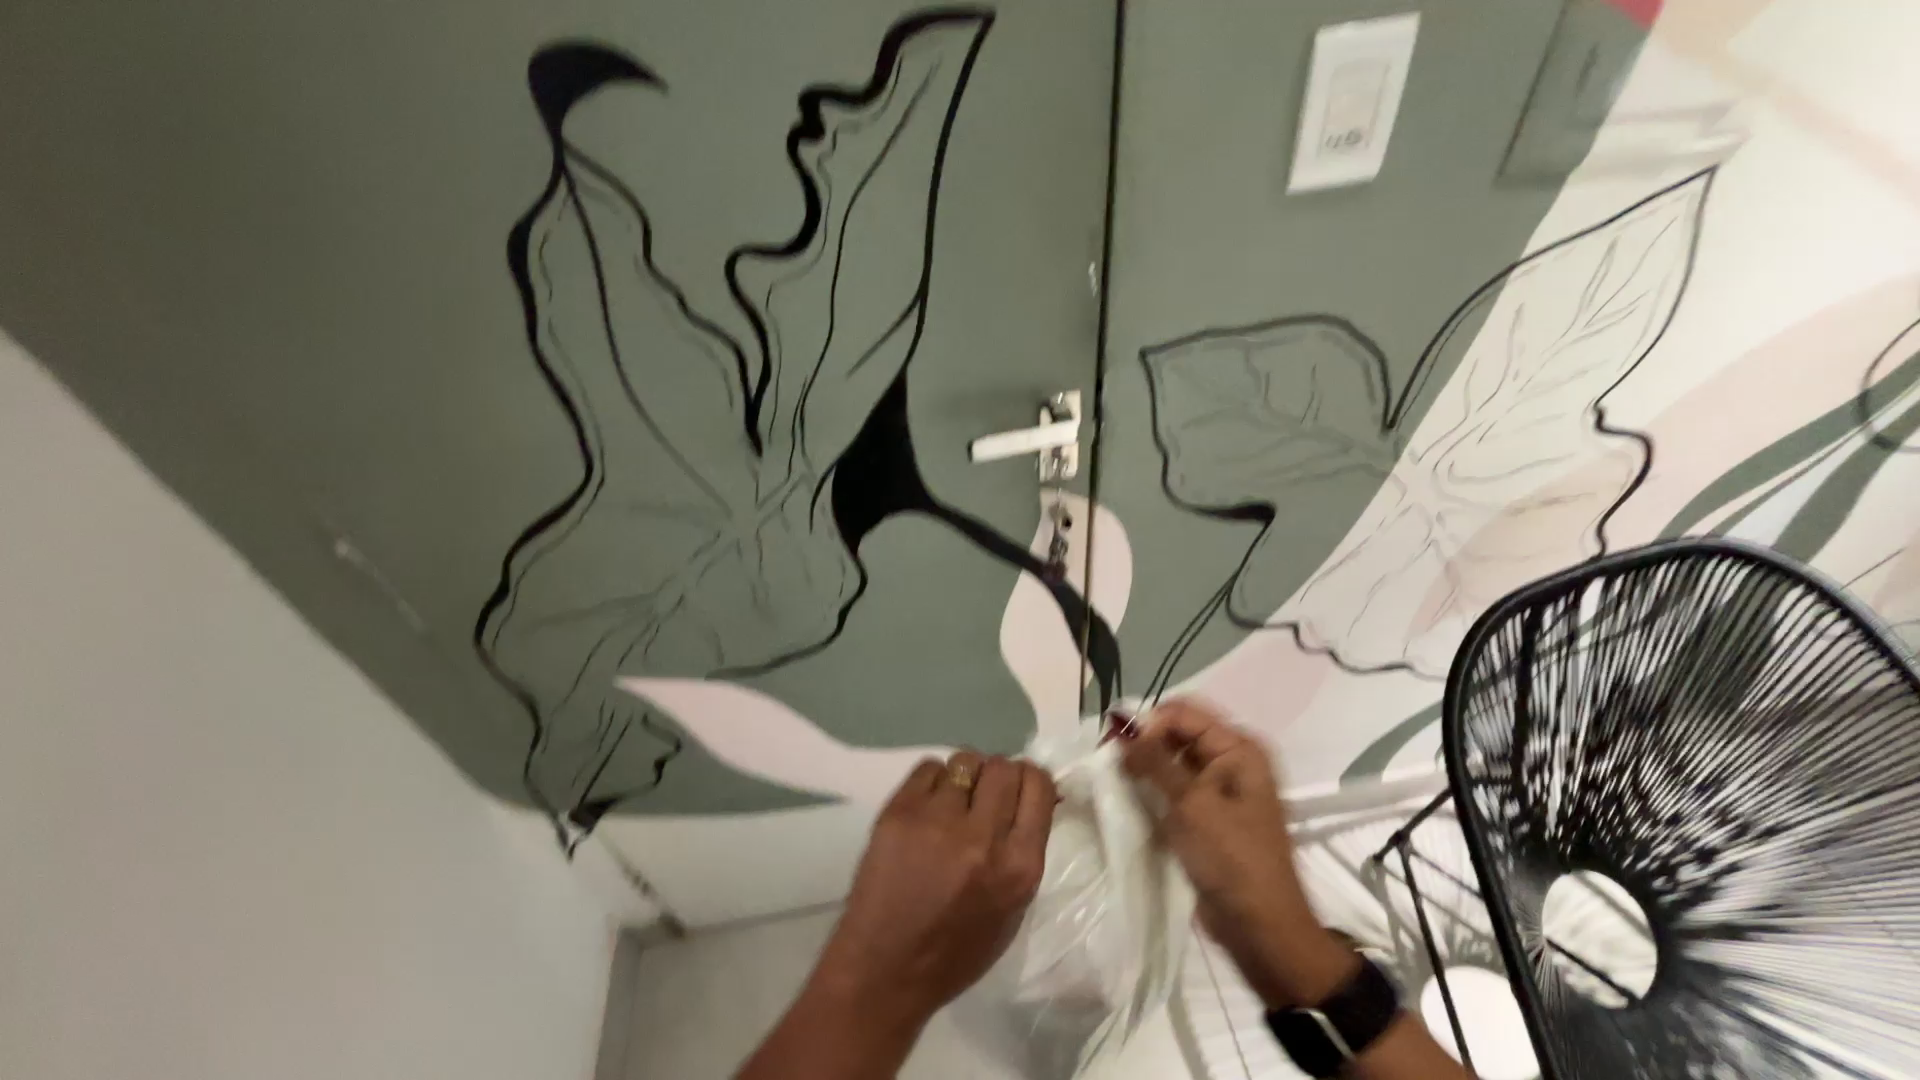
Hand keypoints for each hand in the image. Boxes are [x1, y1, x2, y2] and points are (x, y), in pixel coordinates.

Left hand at [811, 751, 1057, 1029]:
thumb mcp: (1012, 908)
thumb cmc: (956, 950)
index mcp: (1019, 866)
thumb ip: (1024, 850)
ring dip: (965, 775)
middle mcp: (982, 837)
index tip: (1020, 788)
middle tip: (984, 795)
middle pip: (1003, 767)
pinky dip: (933, 780)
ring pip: (965, 761)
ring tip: (953, 800)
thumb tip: (1029, 800)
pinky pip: (928, 767)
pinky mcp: (899, 812)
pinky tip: (926, 806)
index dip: (1030, 779)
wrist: (886, 969)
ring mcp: (937, 821)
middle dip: (999, 774)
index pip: (1038, 786)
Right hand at [1122, 699, 1356, 1008]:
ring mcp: (1217, 790)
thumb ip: (1155, 762)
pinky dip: (1150, 789)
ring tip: (1114, 780)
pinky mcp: (1204, 817)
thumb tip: (1121, 728)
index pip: (1184, 713)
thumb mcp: (1193, 806)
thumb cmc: (1233, 860)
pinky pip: (1172, 789)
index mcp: (1239, 749)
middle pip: (1177, 733)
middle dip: (1143, 742)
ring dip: (1143, 767)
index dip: (1150, 724)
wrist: (1260, 928)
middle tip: (1108, 762)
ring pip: (1171, 761)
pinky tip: (1128, 798)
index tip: (1118, 750)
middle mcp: (1230, 762)